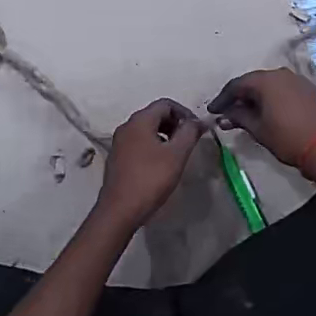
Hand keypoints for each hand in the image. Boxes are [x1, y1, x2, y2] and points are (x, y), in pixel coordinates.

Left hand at [97, 99, 202, 227]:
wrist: (119, 211)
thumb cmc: (150, 179)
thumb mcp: (176, 154)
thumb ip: (189, 133)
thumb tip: (198, 121)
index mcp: (140, 121)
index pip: (166, 104)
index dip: (185, 112)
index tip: (197, 128)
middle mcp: (127, 127)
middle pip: (155, 114)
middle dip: (175, 123)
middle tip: (190, 139)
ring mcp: (119, 142)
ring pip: (147, 129)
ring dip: (166, 134)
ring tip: (178, 152)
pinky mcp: (117, 157)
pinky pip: (139, 142)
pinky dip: (154, 145)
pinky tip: (162, 163)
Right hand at [207, 69, 315, 173]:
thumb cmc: (286, 137)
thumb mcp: (258, 129)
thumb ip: (239, 118)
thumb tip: (223, 116)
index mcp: (265, 80)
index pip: (237, 85)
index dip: (222, 98)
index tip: (212, 111)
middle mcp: (281, 74)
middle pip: (254, 82)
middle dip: (239, 97)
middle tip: (226, 112)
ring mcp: (297, 80)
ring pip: (270, 85)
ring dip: (256, 97)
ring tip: (245, 114)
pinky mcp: (309, 89)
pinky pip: (284, 89)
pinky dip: (272, 98)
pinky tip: (267, 111)